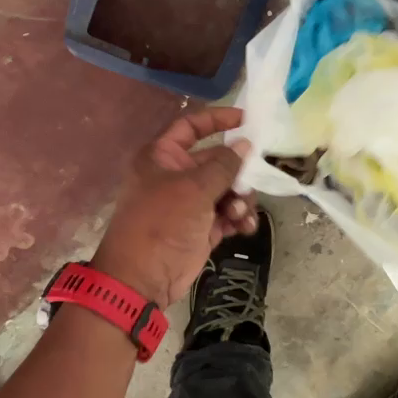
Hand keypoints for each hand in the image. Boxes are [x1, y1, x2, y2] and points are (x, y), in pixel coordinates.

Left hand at [92, 107, 257, 305]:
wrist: (143, 278)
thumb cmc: (161, 223)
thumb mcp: (194, 189)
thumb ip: (223, 165)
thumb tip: (245, 145)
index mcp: (163, 158)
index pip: (191, 127)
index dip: (217, 120)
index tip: (247, 120)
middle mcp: (177, 176)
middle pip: (216, 161)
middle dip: (238, 171)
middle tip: (254, 179)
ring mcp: (190, 203)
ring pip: (227, 189)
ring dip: (240, 198)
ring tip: (239, 212)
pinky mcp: (202, 228)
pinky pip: (228, 214)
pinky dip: (239, 218)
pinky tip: (245, 227)